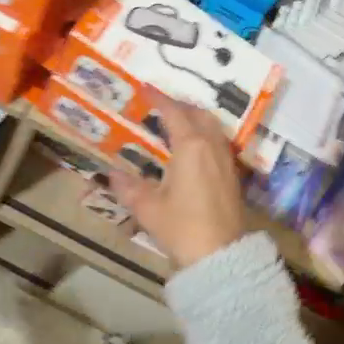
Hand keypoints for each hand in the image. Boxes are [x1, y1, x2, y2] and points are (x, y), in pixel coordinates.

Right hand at [108, 97, 247, 269]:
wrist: (221, 255)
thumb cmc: (182, 227)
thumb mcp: (148, 208)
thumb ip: (129, 187)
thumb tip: (111, 174)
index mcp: (190, 146)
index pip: (174, 112)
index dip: (159, 99)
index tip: (146, 89)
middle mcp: (211, 146)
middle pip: (198, 114)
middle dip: (180, 106)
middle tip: (161, 105)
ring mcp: (225, 160)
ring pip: (212, 127)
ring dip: (195, 119)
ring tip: (176, 124)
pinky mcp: (232, 176)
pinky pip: (218, 143)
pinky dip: (205, 135)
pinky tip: (193, 150)